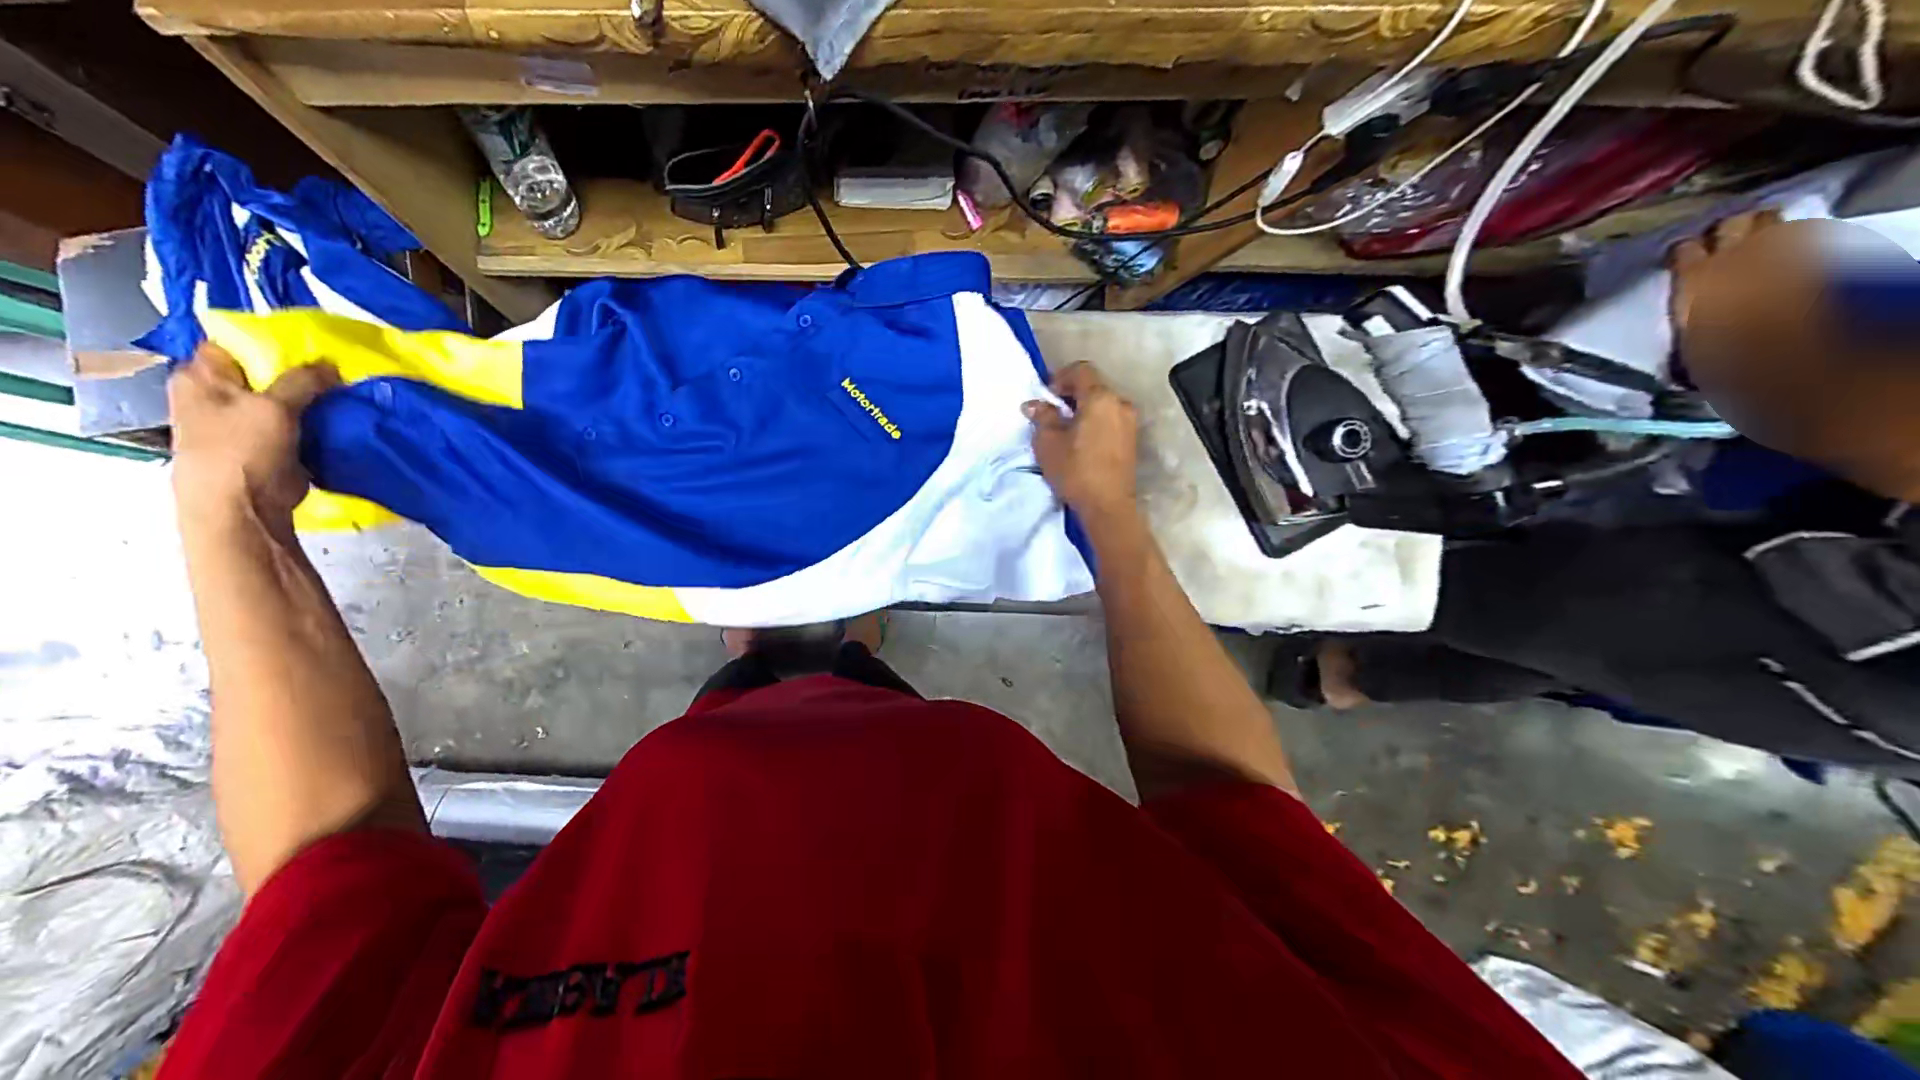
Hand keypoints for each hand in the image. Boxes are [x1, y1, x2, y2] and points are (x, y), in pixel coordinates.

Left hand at [168, 344, 338, 523]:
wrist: (243, 505)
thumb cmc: (241, 449)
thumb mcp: (273, 406)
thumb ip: (303, 380)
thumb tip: (331, 364)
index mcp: (200, 378)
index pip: (234, 344)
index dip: (271, 341)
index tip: (311, 344)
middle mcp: (216, 396)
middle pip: (264, 373)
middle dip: (299, 372)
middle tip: (336, 369)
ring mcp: (243, 423)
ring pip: (284, 400)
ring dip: (312, 399)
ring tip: (344, 392)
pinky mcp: (269, 445)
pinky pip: (297, 424)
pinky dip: (316, 422)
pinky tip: (339, 417)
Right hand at [1024, 362, 1138, 525]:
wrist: (1108, 506)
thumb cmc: (1075, 470)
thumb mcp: (1048, 443)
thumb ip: (1042, 417)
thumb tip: (1035, 405)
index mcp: (1101, 397)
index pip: (1081, 370)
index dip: (1060, 378)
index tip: (1047, 397)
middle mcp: (1120, 403)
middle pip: (1093, 387)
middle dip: (1071, 396)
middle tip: (1052, 415)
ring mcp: (1130, 422)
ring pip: (1103, 405)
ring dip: (1084, 411)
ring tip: (1066, 432)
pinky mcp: (1131, 441)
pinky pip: (1110, 421)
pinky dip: (1095, 423)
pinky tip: (1081, 443)